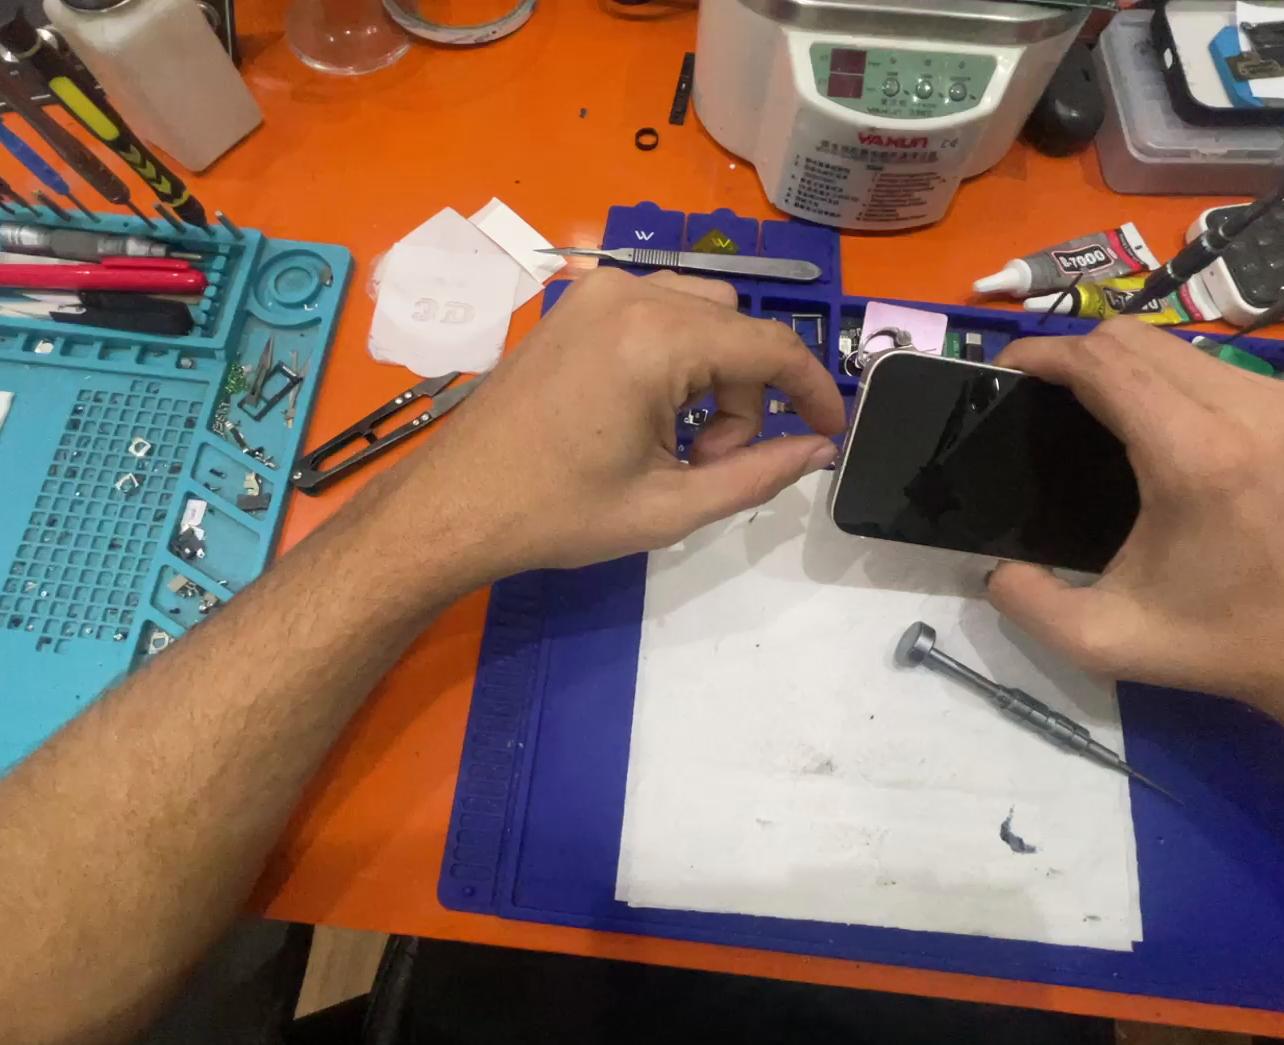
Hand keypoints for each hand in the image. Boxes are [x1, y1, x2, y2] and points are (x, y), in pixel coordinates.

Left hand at [392, 269, 845, 580]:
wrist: (453, 506)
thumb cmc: (557, 514)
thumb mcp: (669, 507)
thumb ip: (757, 475)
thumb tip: (818, 448)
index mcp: (655, 339)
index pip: (770, 347)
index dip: (813, 389)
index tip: (829, 428)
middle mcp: (628, 293)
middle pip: (734, 329)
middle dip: (744, 395)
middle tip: (708, 459)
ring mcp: (593, 291)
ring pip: (698, 316)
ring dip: (710, 376)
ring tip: (673, 444)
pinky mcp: (571, 305)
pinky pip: (654, 314)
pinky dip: (673, 359)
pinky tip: (642, 414)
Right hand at [984, 318, 1283, 721]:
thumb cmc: (1220, 644)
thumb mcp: (1100, 641)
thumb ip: (1025, 602)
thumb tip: (995, 567)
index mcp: (1195, 458)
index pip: (1104, 363)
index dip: (1043, 354)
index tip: (1004, 368)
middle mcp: (1250, 411)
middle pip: (1135, 339)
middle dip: (1071, 353)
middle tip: (1036, 390)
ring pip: (1176, 345)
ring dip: (1118, 362)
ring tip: (1085, 402)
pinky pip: (1216, 366)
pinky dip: (1166, 377)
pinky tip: (1150, 419)